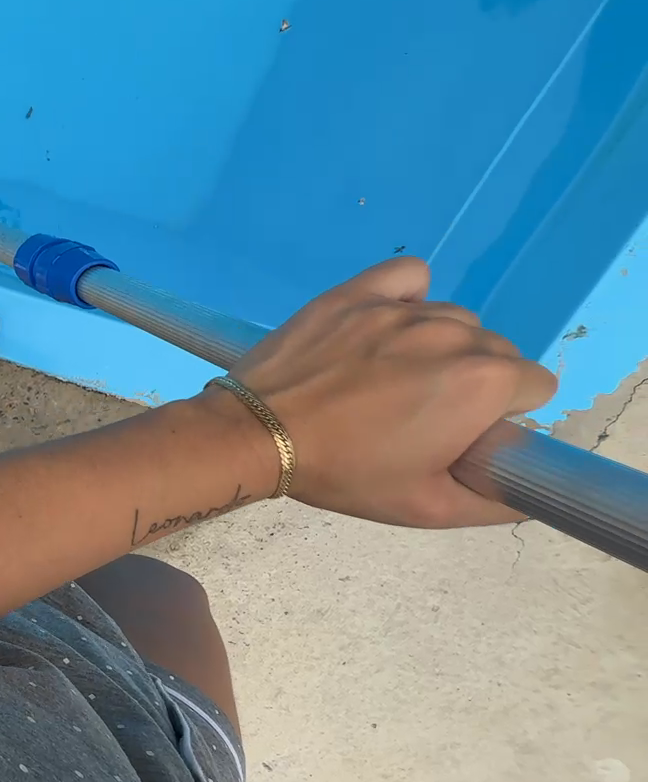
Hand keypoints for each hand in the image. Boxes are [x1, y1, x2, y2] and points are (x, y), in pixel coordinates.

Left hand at [227, 257, 556, 526]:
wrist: (252, 435)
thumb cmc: (338, 470)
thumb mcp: (427, 505)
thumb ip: (497, 499)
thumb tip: (527, 487)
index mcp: (484, 381)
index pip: (528, 387)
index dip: (491, 412)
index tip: (445, 429)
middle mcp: (449, 334)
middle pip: (490, 350)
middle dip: (463, 379)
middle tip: (403, 408)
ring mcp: (395, 311)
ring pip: (447, 319)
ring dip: (429, 344)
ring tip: (378, 375)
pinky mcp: (348, 297)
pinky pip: (403, 275)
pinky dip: (403, 292)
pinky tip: (381, 323)